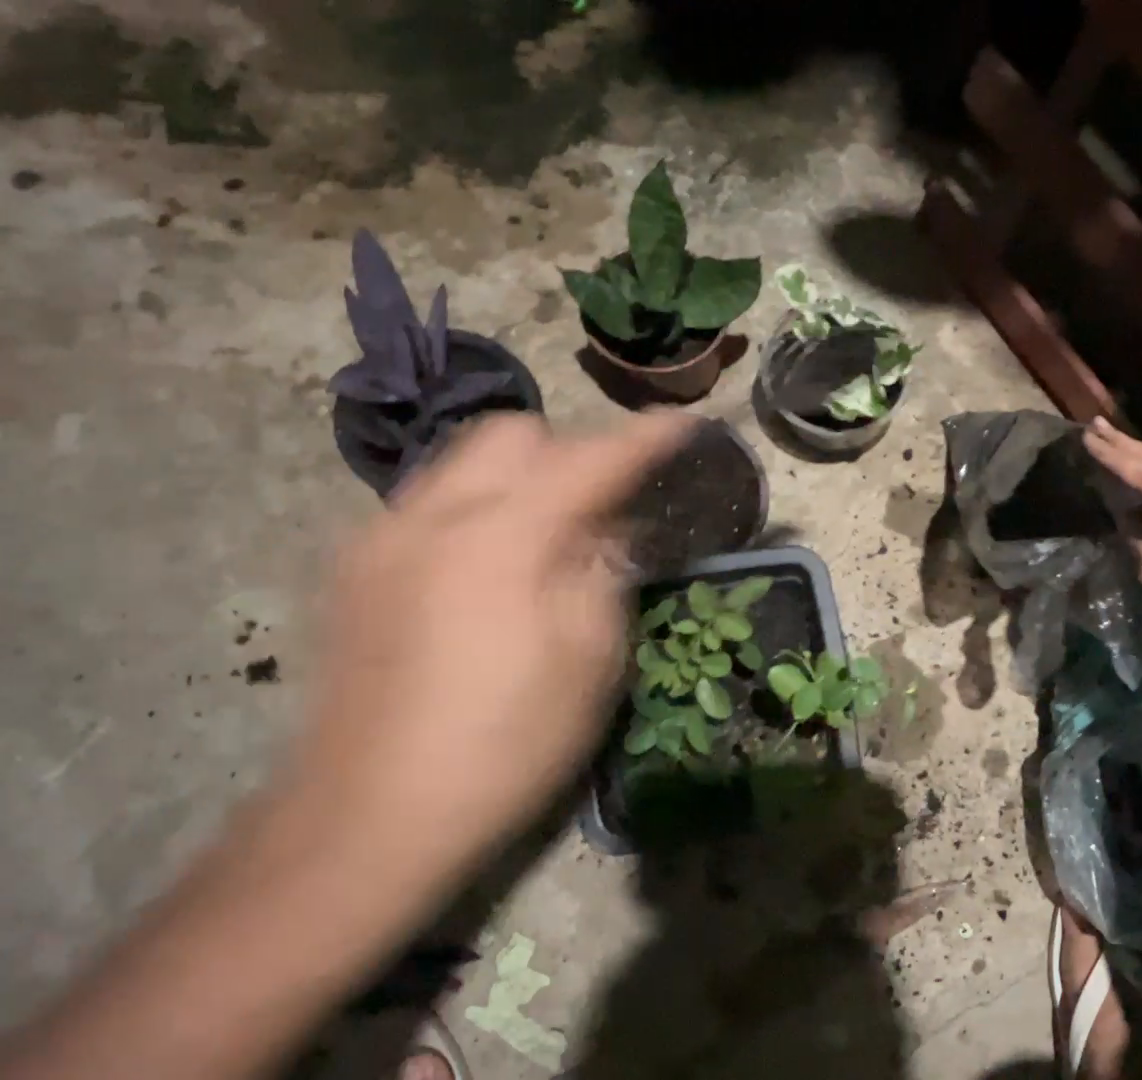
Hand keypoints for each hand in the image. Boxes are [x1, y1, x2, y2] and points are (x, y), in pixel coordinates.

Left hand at [287, 412, 699, 875]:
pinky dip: (477, 511)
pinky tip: (490, 573)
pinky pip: (429, 506)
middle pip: (512, 435)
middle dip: (570, 451)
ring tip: (550, 536)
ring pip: (463, 464)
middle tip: (608, 504)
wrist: (368, 818)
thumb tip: (607, 530)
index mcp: (503, 537)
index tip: (685, 423)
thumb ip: (604, 572)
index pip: (591, 459)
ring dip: (520, 479)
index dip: (645, 437)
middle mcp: (433, 516)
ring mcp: (381, 541)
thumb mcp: (592, 660)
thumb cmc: (507, 742)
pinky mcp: (353, 574)